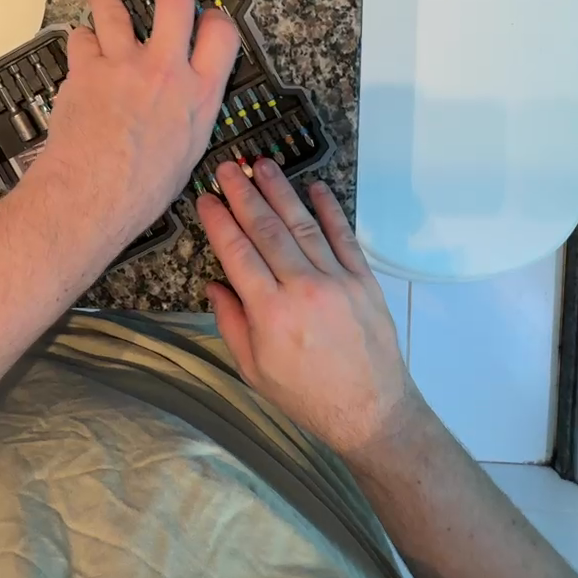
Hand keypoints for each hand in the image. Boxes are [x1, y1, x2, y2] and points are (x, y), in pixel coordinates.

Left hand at [25, 0, 239, 240]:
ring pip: (115, 9)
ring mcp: (124, 65)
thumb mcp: (187, 154)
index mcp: (199, 95)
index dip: (217, 18)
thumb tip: (184, 105)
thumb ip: (189, 115)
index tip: (209, 16)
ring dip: (107, 0)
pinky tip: (81, 43)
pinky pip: (81, 38)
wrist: (92, 196)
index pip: (223, 34)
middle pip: (175, 1)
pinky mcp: (87, 69)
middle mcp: (165, 71)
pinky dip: (81, 39)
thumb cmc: (139, 190)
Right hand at [197, 164, 416, 456]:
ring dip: (280, 191)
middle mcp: (303, 288)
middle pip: (267, 229)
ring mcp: (337, 280)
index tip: (206, 198)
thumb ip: (230, 323)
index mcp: (270, 312)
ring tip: (262, 164)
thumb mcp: (254, 369)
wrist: (372, 412)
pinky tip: (314, 187)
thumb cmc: (306, 395)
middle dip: (243, 194)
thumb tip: (214, 284)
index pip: (237, 253)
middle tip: (227, 167)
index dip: (219, 221)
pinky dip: (329, 209)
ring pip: (302, 224)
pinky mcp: (363, 279)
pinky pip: (343, 236)